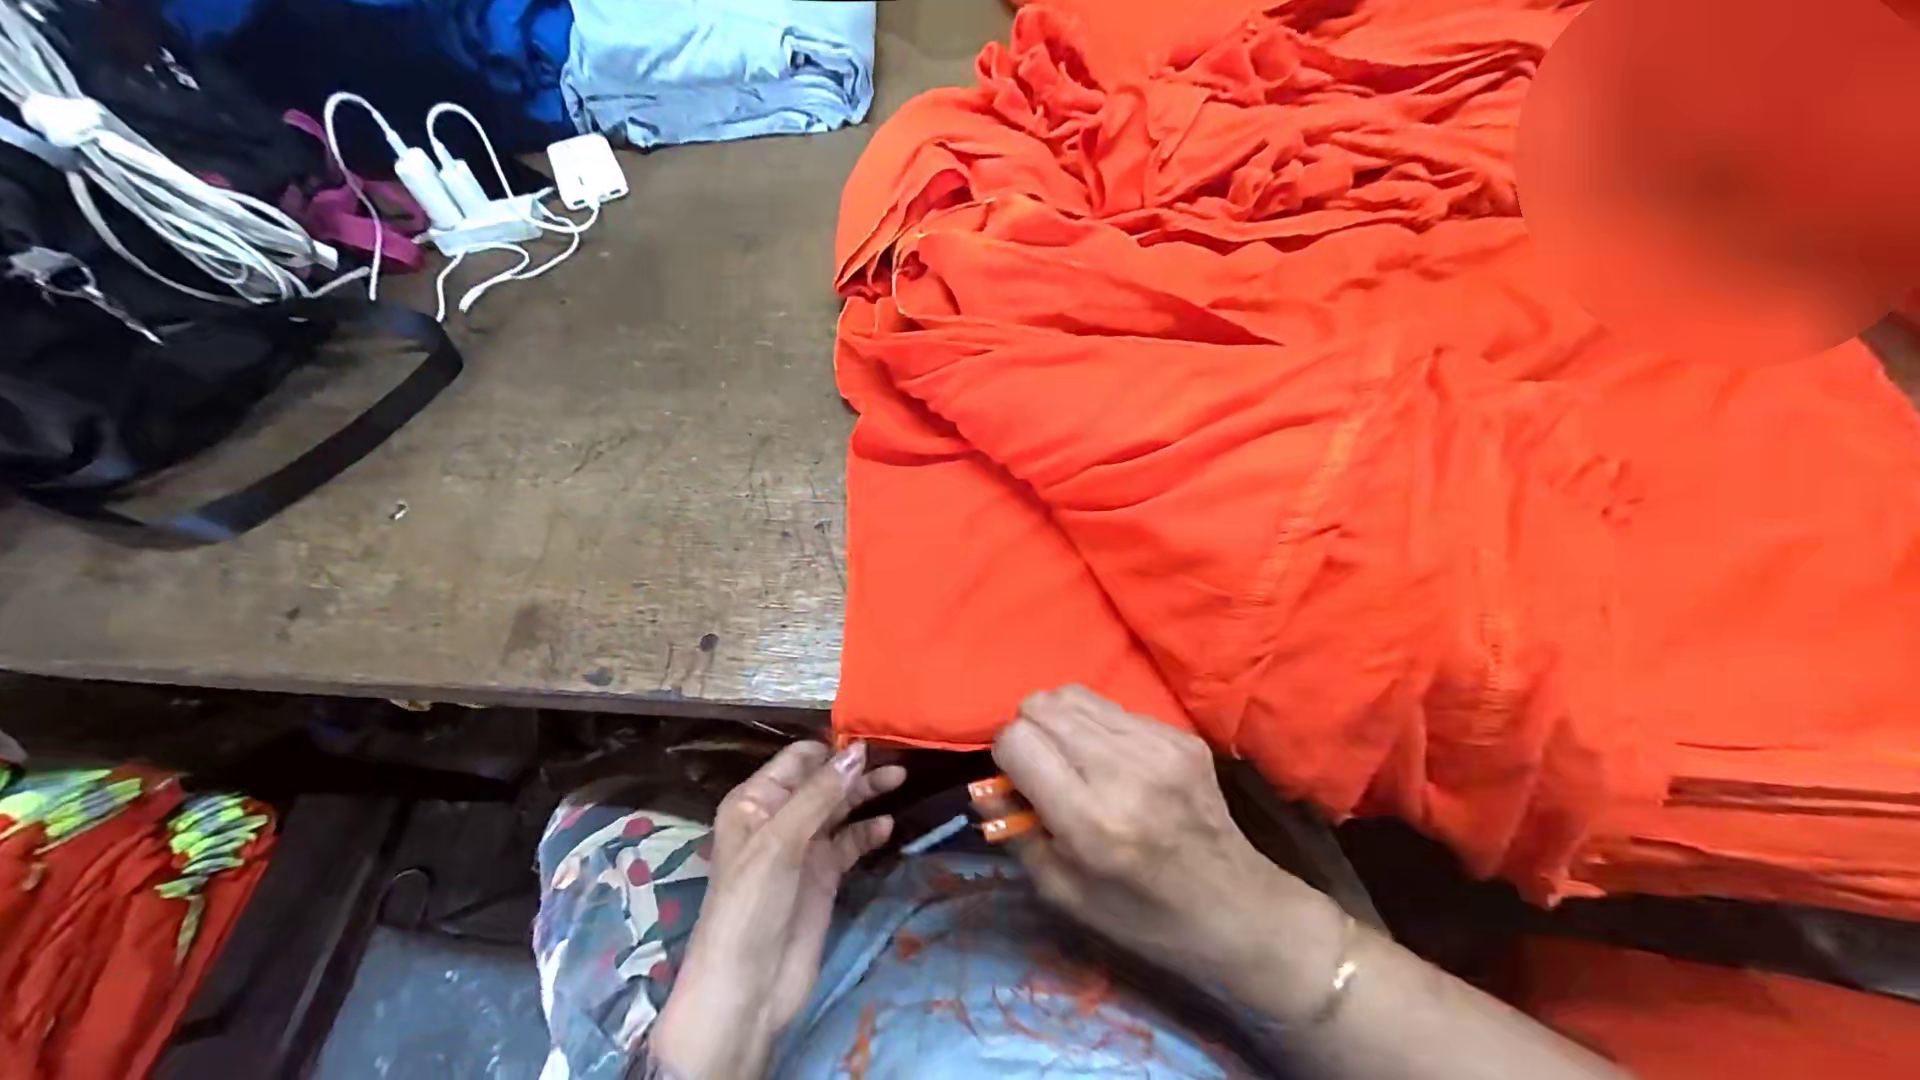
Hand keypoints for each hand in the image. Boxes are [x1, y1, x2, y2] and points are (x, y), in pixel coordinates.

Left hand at [652, 741, 904, 1079]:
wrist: (748, 989)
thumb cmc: (751, 904)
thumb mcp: (780, 841)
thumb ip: (820, 793)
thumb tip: (858, 750)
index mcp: (756, 801)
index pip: (797, 759)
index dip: (831, 747)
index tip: (870, 736)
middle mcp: (780, 817)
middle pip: (824, 781)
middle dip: (855, 768)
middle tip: (895, 757)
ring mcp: (804, 847)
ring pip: (840, 808)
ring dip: (867, 793)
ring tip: (900, 779)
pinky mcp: (824, 874)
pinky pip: (850, 842)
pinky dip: (868, 831)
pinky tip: (886, 826)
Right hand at [982, 686, 1325, 990]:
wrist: (1239, 911)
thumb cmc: (1141, 916)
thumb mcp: (1062, 891)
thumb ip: (1015, 829)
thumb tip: (986, 781)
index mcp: (1090, 821)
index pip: (1017, 740)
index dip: (1006, 756)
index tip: (1019, 781)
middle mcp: (1123, 771)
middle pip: (1041, 706)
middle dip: (1029, 731)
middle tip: (1045, 766)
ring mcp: (1158, 745)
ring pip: (1072, 694)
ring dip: (1060, 721)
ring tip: (1076, 757)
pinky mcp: (1181, 735)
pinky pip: (1112, 706)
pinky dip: (1098, 726)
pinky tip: (1115, 761)